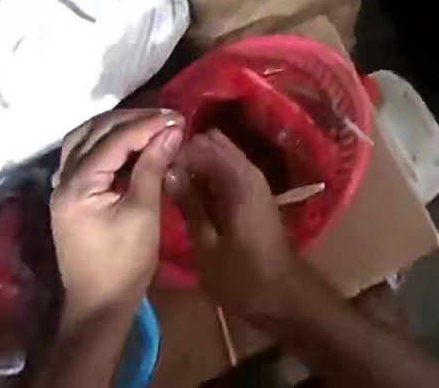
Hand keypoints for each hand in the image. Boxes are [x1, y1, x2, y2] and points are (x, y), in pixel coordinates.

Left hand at [49, 110, 184, 325]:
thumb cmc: (124, 265)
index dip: (147, 124)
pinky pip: (83, 152)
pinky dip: (105, 140)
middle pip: (96, 130)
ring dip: (116, 125)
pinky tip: (126, 142)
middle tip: (165, 117)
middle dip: (132, 120)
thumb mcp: (144, 213)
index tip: (177, 118)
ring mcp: (62, 186)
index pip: (115, 139)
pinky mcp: (69, 193)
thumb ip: (153, 166)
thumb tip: (171, 130)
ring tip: (147, 123)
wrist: (98, 309)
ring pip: (85, 137)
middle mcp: (64, 179)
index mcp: (79, 185)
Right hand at [167, 130, 305, 325]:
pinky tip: (191, 193)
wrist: (283, 296)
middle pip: (212, 142)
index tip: (156, 170)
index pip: (202, 145)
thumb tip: (167, 172)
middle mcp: (247, 169)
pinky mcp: (252, 190)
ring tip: (173, 184)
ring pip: (219, 152)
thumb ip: (189, 205)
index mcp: (238, 179)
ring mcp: (252, 178)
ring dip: (198, 162)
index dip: (177, 153)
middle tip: (164, 175)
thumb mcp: (207, 247)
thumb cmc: (243, 277)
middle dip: (188, 152)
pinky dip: (208, 173)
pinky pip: (226, 167)